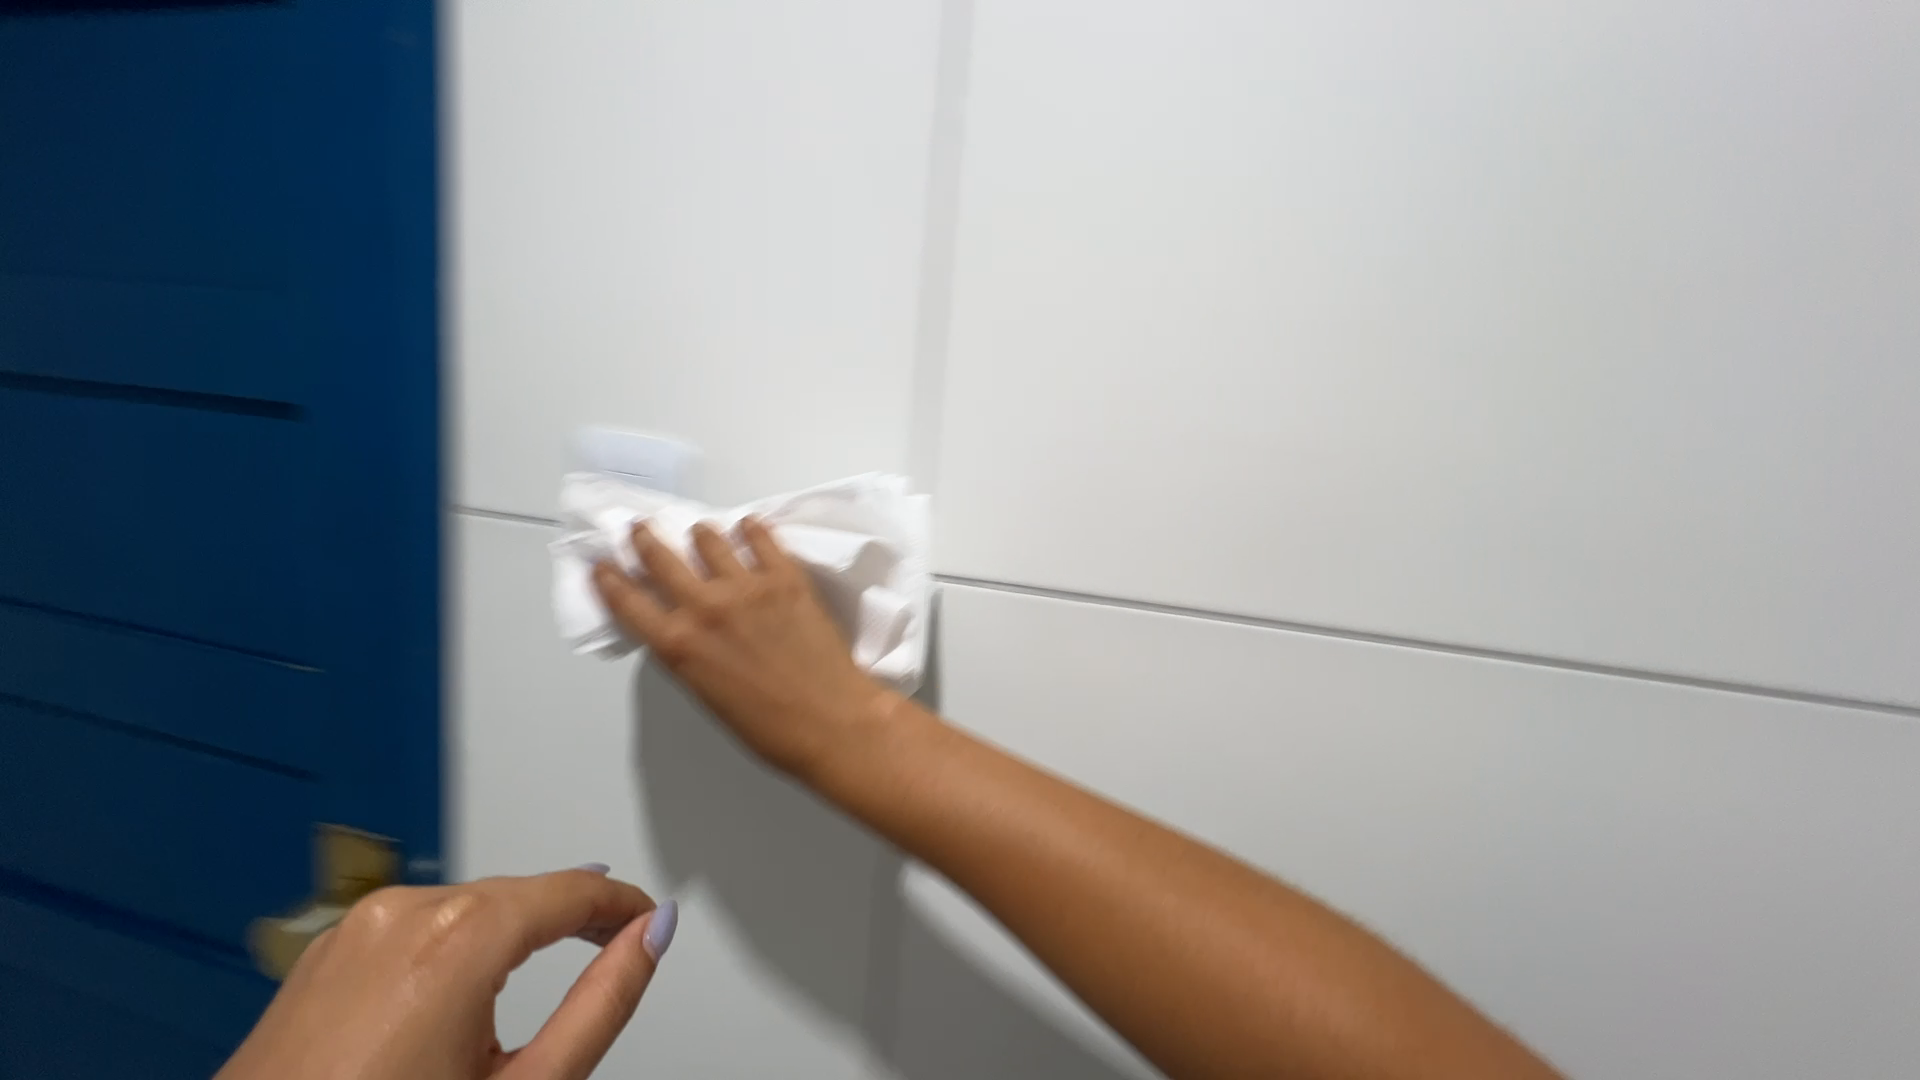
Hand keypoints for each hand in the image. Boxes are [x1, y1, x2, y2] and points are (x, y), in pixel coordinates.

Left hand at [217, 869, 675, 1079]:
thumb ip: (605, 1001)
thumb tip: (652, 933)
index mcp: (458, 938)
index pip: (574, 888)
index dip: (623, 901)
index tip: (647, 918)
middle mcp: (404, 912)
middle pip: (523, 894)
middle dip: (573, 913)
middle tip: (614, 941)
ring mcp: (356, 927)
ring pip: (474, 904)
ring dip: (520, 926)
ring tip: (555, 957)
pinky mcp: (327, 949)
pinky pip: (422, 922)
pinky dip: (463, 939)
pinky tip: (476, 977)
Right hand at [592, 517, 900, 776]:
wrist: (832, 721)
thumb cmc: (769, 727)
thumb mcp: (707, 695)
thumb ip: (690, 654)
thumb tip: (686, 627)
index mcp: (678, 647)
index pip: (627, 601)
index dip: (611, 578)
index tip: (604, 563)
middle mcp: (705, 609)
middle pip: (662, 558)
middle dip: (646, 538)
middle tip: (643, 527)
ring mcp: (747, 588)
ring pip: (710, 538)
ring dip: (701, 533)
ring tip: (703, 532)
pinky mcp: (786, 577)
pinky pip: (761, 536)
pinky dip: (752, 529)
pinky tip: (750, 528)